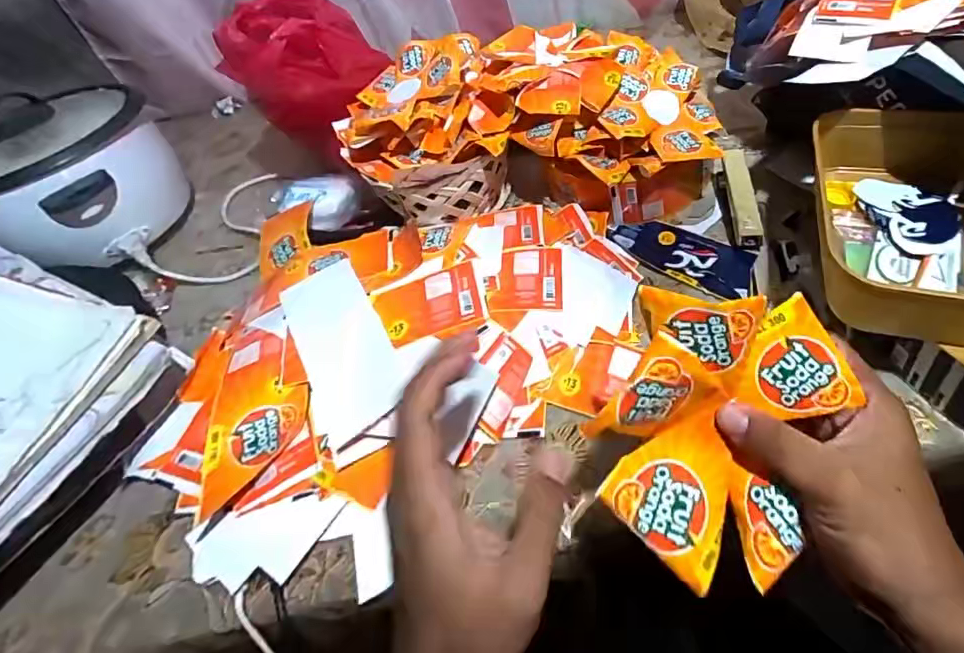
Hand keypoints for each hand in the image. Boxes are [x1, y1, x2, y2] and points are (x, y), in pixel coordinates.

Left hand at [389, 334, 572, 652]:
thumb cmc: (477, 631)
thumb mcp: (522, 578)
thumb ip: (541, 512)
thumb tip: (556, 446)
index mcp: (424, 504)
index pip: (414, 421)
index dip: (435, 375)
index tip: (468, 344)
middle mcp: (407, 496)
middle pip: (406, 417)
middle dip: (435, 370)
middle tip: (473, 340)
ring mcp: (408, 505)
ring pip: (410, 431)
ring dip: (436, 389)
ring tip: (470, 360)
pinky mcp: (418, 513)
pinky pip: (422, 448)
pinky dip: (441, 416)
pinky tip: (466, 409)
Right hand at [714, 340, 963, 652]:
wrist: (912, 601)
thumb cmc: (881, 525)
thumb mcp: (828, 478)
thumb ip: (776, 442)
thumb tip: (724, 409)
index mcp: (869, 402)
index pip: (829, 354)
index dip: (790, 341)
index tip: (746, 334)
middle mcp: (853, 419)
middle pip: (802, 391)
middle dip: (761, 385)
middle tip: (716, 372)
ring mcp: (838, 452)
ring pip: (791, 426)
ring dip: (758, 422)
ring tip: (711, 404)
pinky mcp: (824, 482)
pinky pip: (787, 457)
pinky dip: (762, 454)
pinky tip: (726, 448)